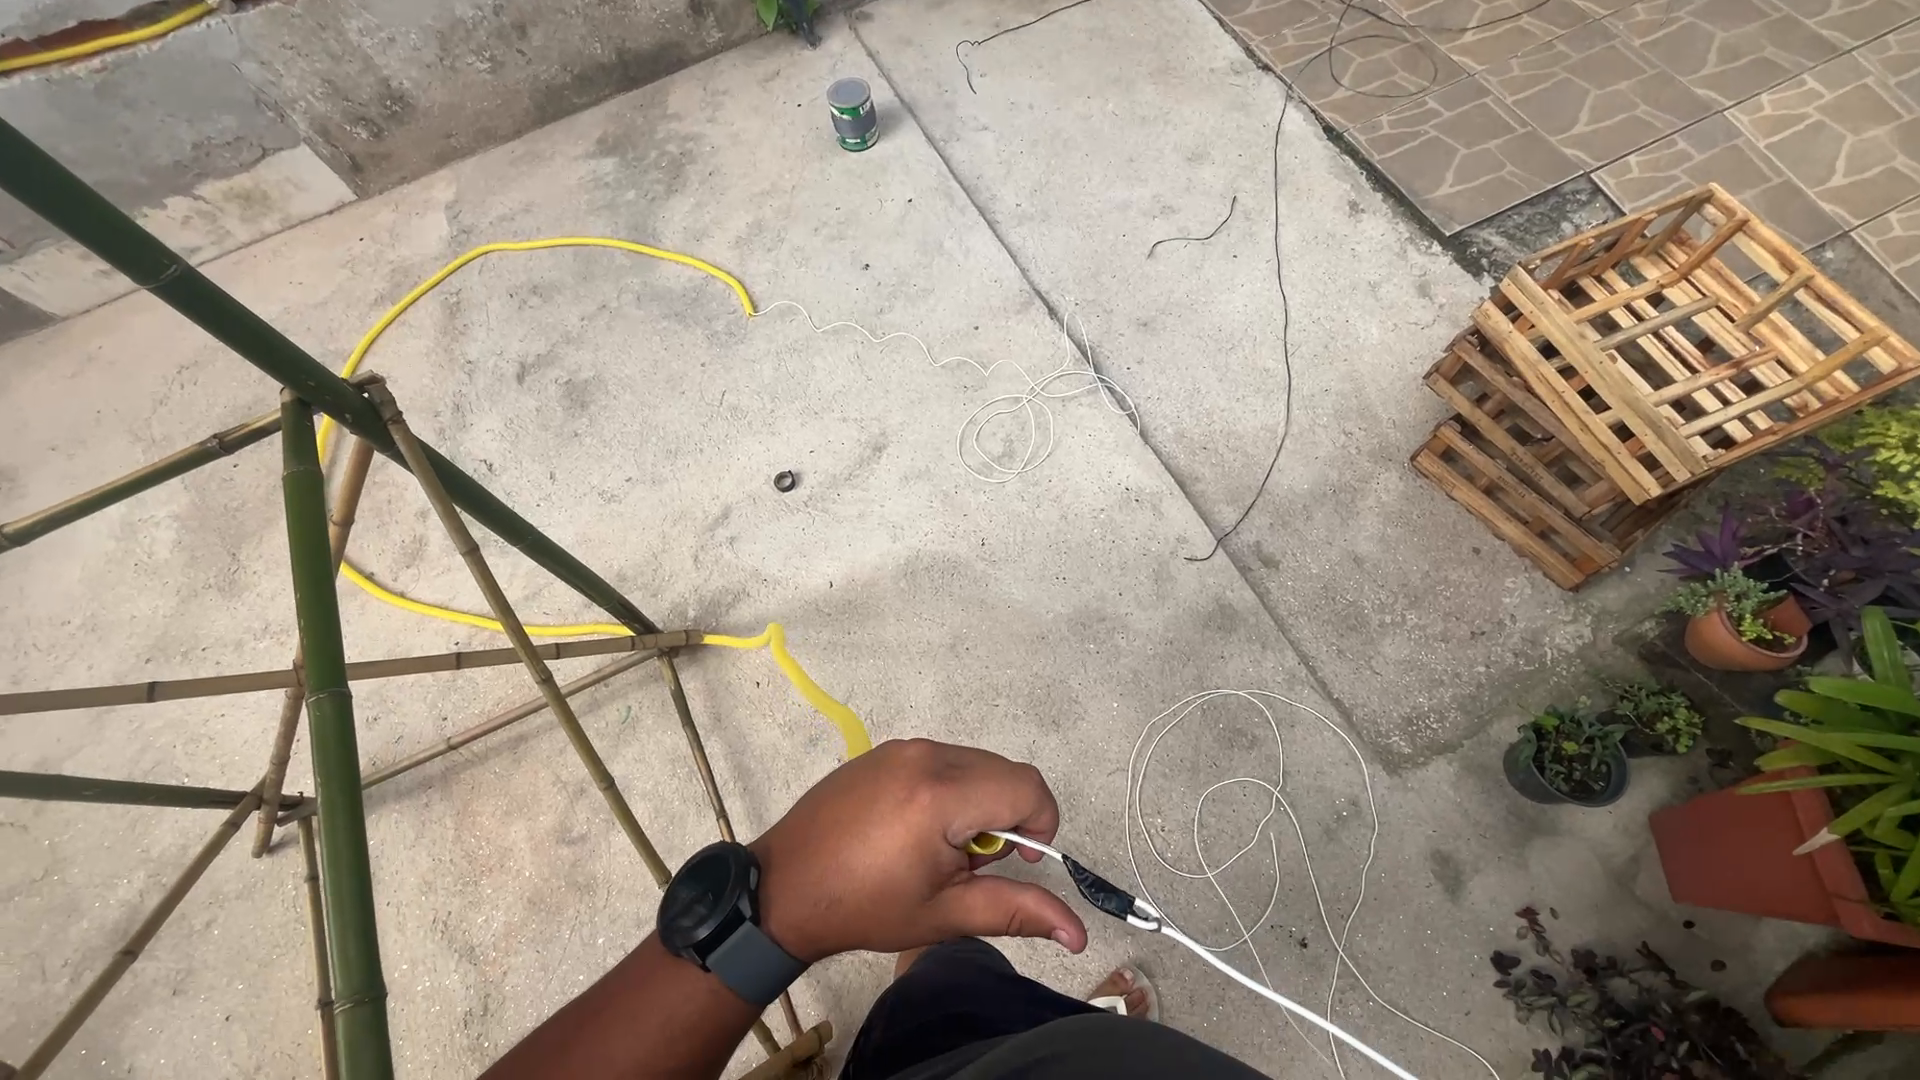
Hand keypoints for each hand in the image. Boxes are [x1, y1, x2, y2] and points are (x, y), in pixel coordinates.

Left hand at [749, 739, 1088, 962]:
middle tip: (971, 861)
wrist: (784, 886)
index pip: (1028, 786)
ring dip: (980, 801)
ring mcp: (903, 746)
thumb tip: (1079, 932)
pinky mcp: (886, 749)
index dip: (1040, 825)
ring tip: (941, 846)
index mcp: (942, 793)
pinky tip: (916, 827)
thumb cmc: (864, 906)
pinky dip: (952, 787)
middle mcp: (926, 755)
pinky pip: (943, 758)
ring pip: (976, 762)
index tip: (1013, 862)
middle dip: (1008, 815)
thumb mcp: (944, 915)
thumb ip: (1016, 911)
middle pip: (1004, 771)